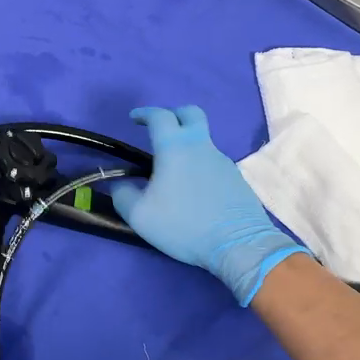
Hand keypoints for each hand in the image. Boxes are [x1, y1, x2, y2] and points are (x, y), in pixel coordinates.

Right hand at [109, 105, 305, 305]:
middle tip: (160, 129)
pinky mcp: (236, 178)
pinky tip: (191, 190)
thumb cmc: (183, 225)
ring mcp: (223, 161)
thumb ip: (122, 194)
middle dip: (173, 115)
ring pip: (202, 140)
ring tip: (171, 171)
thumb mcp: (139, 215)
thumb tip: (120, 184)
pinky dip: (198, 165)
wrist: (238, 245)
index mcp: (175, 148)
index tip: (134, 119)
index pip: (160, 116)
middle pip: (191, 114)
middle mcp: (201, 146)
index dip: (144, 113)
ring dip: (186, 145)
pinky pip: (212, 162)